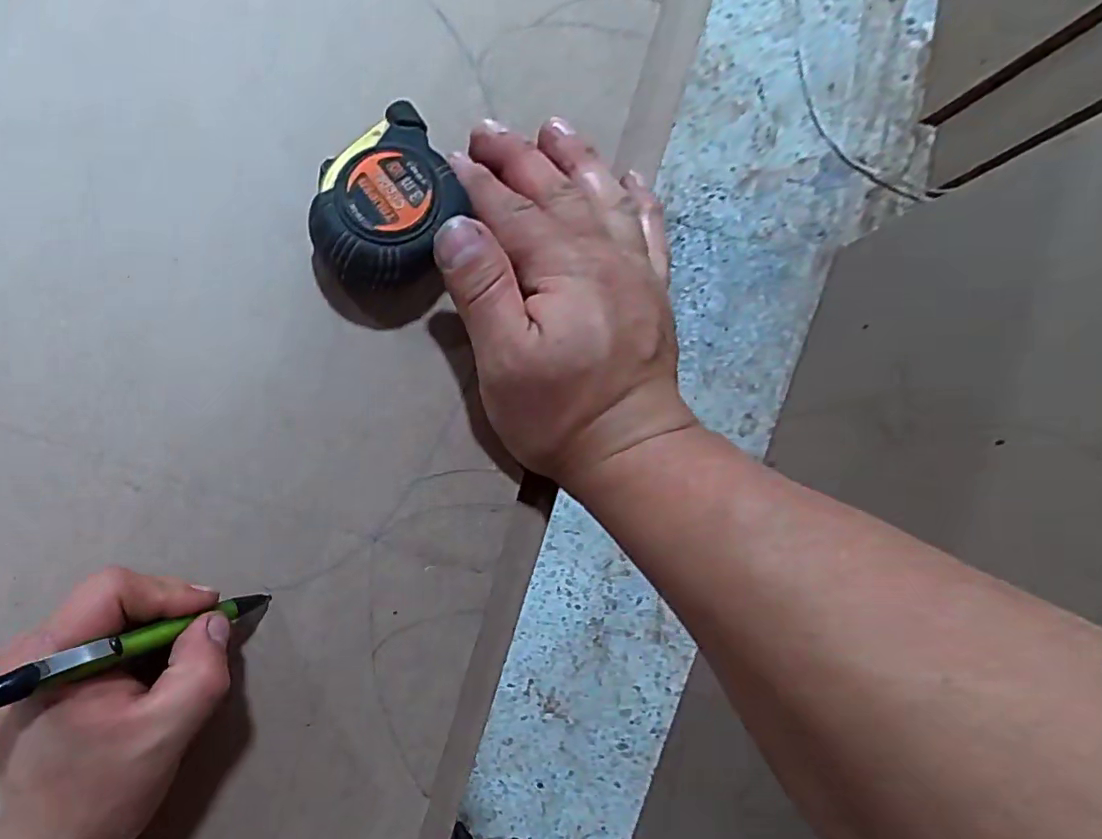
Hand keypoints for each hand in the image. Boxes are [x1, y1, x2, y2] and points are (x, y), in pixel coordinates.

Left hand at [0, 567, 232, 838]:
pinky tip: (147, 679)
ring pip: (101, 623)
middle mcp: (28, 647)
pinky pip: (90, 646)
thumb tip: (213, 621)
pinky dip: (128, 652)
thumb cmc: (102, 798)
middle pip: (106, 601)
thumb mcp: (163, 736)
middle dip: (162, 612)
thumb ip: (198, 673)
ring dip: (147, 633)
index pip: (112, 589)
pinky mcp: (35, 683)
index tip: (213, 612)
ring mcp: (27, 665)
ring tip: (181, 658)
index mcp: (48, 652)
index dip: (168, 592)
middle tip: (204, 634)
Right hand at [433, 116, 696, 490]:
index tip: (453, 158)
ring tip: (552, 130)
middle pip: (555, 195)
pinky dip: (631, 195)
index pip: (513, 214)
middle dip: (519, 160)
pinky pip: (644, 225)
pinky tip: (624, 177)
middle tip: (488, 131)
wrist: (628, 446)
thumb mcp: (502, 358)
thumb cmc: (553, 411)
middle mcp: (601, 256)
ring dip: (573, 160)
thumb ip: (482, 289)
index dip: (481, 184)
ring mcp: (631, 269)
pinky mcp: (648, 289)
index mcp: (561, 269)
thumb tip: (457, 229)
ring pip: (600, 198)